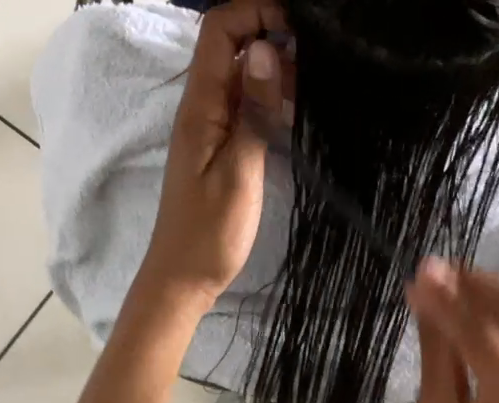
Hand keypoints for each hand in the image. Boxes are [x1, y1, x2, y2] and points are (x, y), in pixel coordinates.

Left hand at [134, 0, 290, 309]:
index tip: (298, 31)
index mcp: (200, 107)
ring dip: (277, 75)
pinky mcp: (221, 150)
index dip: (257, 13)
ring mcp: (211, 128)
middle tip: (315, 68)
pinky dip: (271, 104)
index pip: (220, 29)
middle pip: (234, 47)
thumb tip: (264, 50)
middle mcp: (202, 108)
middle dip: (274, 41)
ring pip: (243, 78)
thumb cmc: (209, 235)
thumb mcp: (237, 173)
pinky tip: (296, 119)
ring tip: (313, 94)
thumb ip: (252, 112)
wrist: (183, 280)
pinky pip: (246, 109)